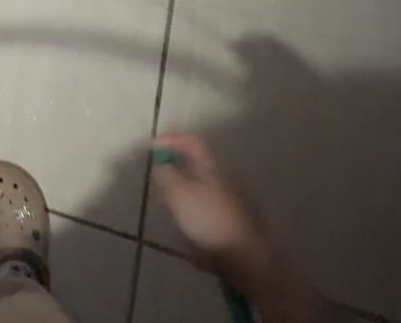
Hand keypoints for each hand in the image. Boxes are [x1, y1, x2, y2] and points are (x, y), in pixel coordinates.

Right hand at [148, 134, 271, 287]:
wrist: (248, 261)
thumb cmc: (210, 220)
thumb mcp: (178, 193)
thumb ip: (166, 174)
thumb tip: (162, 164)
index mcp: (212, 167)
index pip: (191, 140)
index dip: (170, 139)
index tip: (151, 149)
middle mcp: (225, 180)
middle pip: (196, 168)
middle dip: (176, 176)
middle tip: (161, 187)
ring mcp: (234, 204)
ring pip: (202, 194)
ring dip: (185, 203)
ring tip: (175, 219)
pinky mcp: (237, 227)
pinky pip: (210, 218)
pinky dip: (198, 223)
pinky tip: (193, 241)